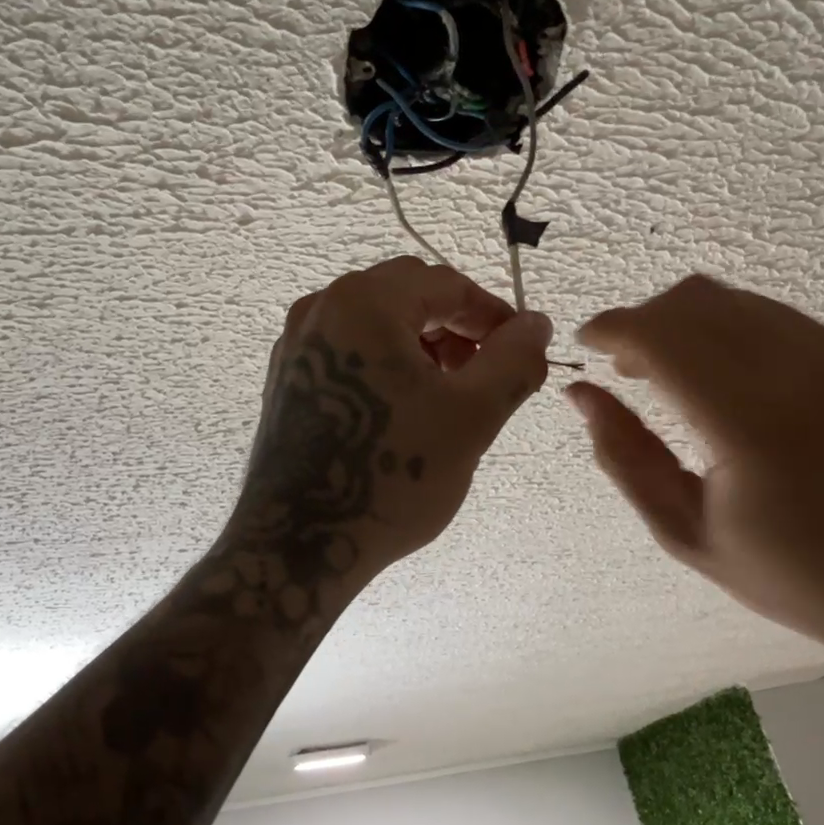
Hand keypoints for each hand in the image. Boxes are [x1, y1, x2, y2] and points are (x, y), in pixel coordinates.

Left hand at [229, 257, 552, 577]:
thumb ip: (514, 359)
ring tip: (448, 396)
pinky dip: (387, 363)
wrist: (300, 541)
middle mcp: (321, 308)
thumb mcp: (471, 415)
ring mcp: (297, 344)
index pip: (446, 283)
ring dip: (422, 345)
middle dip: (456, 327)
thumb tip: (536, 324)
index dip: (493, 314)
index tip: (521, 350)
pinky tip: (404, 409)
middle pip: (408, 294)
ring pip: (377, 321)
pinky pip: (349, 349)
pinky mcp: (287, 378)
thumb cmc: (392, 475)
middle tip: (484, 375)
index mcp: (363, 302)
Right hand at [567, 274, 823, 653]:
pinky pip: (789, 325)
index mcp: (757, 431)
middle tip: (629, 365)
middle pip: (699, 301)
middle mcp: (811, 377)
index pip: (664, 338)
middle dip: (647, 320)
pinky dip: (743, 339)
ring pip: (744, 303)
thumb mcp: (688, 535)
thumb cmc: (799, 582)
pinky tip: (742, 387)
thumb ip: (625, 458)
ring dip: (693, 325)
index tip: (589, 344)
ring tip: (680, 373)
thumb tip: (582, 394)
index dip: (613, 329)